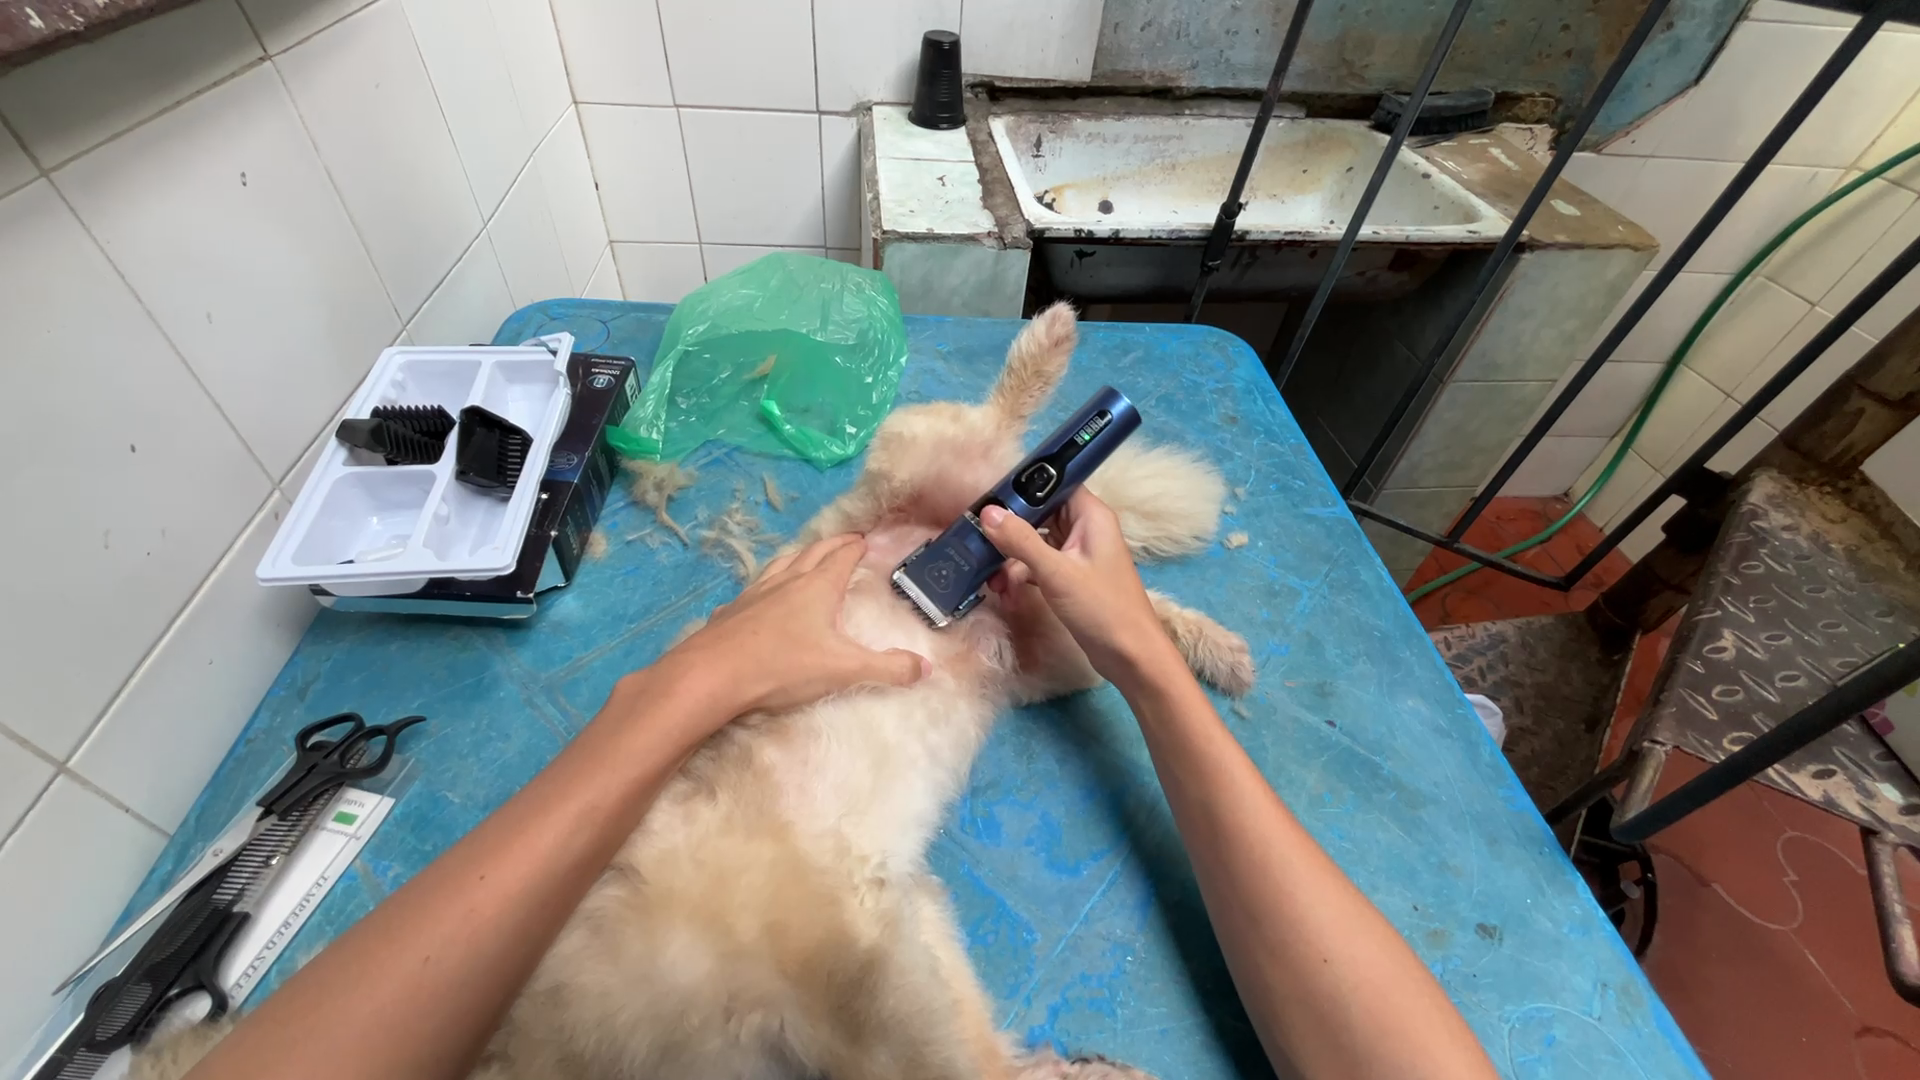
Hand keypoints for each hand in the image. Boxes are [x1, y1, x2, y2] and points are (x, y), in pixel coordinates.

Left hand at [657, 534, 928, 723]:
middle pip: (813, 551)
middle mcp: (787, 581)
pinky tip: (763, 595)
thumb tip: (926, 668)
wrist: (711, 675)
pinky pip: (756, 586)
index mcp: (818, 587)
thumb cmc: (783, 666)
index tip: (868, 540)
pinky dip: (768, 582)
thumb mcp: (844, 669)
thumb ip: (887, 668)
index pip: (842, 557)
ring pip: (782, 563)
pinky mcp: (732, 610)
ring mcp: (755, 593)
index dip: (857, 547)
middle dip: (833, 544)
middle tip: (848, 540)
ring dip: (800, 555)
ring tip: (807, 555)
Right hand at [978, 490, 1172, 686]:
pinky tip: (1004, 590)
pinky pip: (1039, 564)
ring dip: (1011, 556)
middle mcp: (1085, 528)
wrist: (1130, 656)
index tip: (988, 496)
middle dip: (1009, 527)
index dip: (1022, 486)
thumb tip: (987, 512)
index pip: (1054, 483)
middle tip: (977, 537)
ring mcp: (1077, 553)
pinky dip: (1021, 574)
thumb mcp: (1056, 572)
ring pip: (1035, 541)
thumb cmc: (1101, 608)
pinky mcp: (1071, 576)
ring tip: (990, 576)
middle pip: (1039, 512)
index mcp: (1091, 515)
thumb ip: (1021, 540)